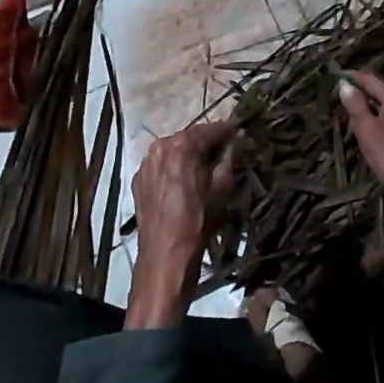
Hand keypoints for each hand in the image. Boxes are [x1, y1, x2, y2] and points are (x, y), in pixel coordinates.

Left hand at [126, 120, 237, 329]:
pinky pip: (162, 166)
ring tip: (207, 167)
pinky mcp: (139, 180)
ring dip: (191, 155)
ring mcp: (146, 163)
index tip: (244, 130)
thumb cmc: (200, 219)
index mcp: (182, 144)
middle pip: (191, 137)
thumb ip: (230, 155)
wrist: (166, 254)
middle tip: (228, 151)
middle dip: (209, 143)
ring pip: (175, 151)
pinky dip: (175, 168)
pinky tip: (186, 182)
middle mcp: (160, 146)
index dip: (230, 129)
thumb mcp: (223, 185)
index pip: (211, 128)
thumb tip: (239, 136)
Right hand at [339, 71, 383, 202]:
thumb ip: (355, 105)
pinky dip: (376, 113)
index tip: (338, 75)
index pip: (371, 80)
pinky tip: (366, 120)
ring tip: (350, 103)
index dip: (354, 77)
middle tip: (342, 89)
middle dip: (361, 88)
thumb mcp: (366, 128)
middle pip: (380, 89)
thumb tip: (345, 85)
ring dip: (368, 101)